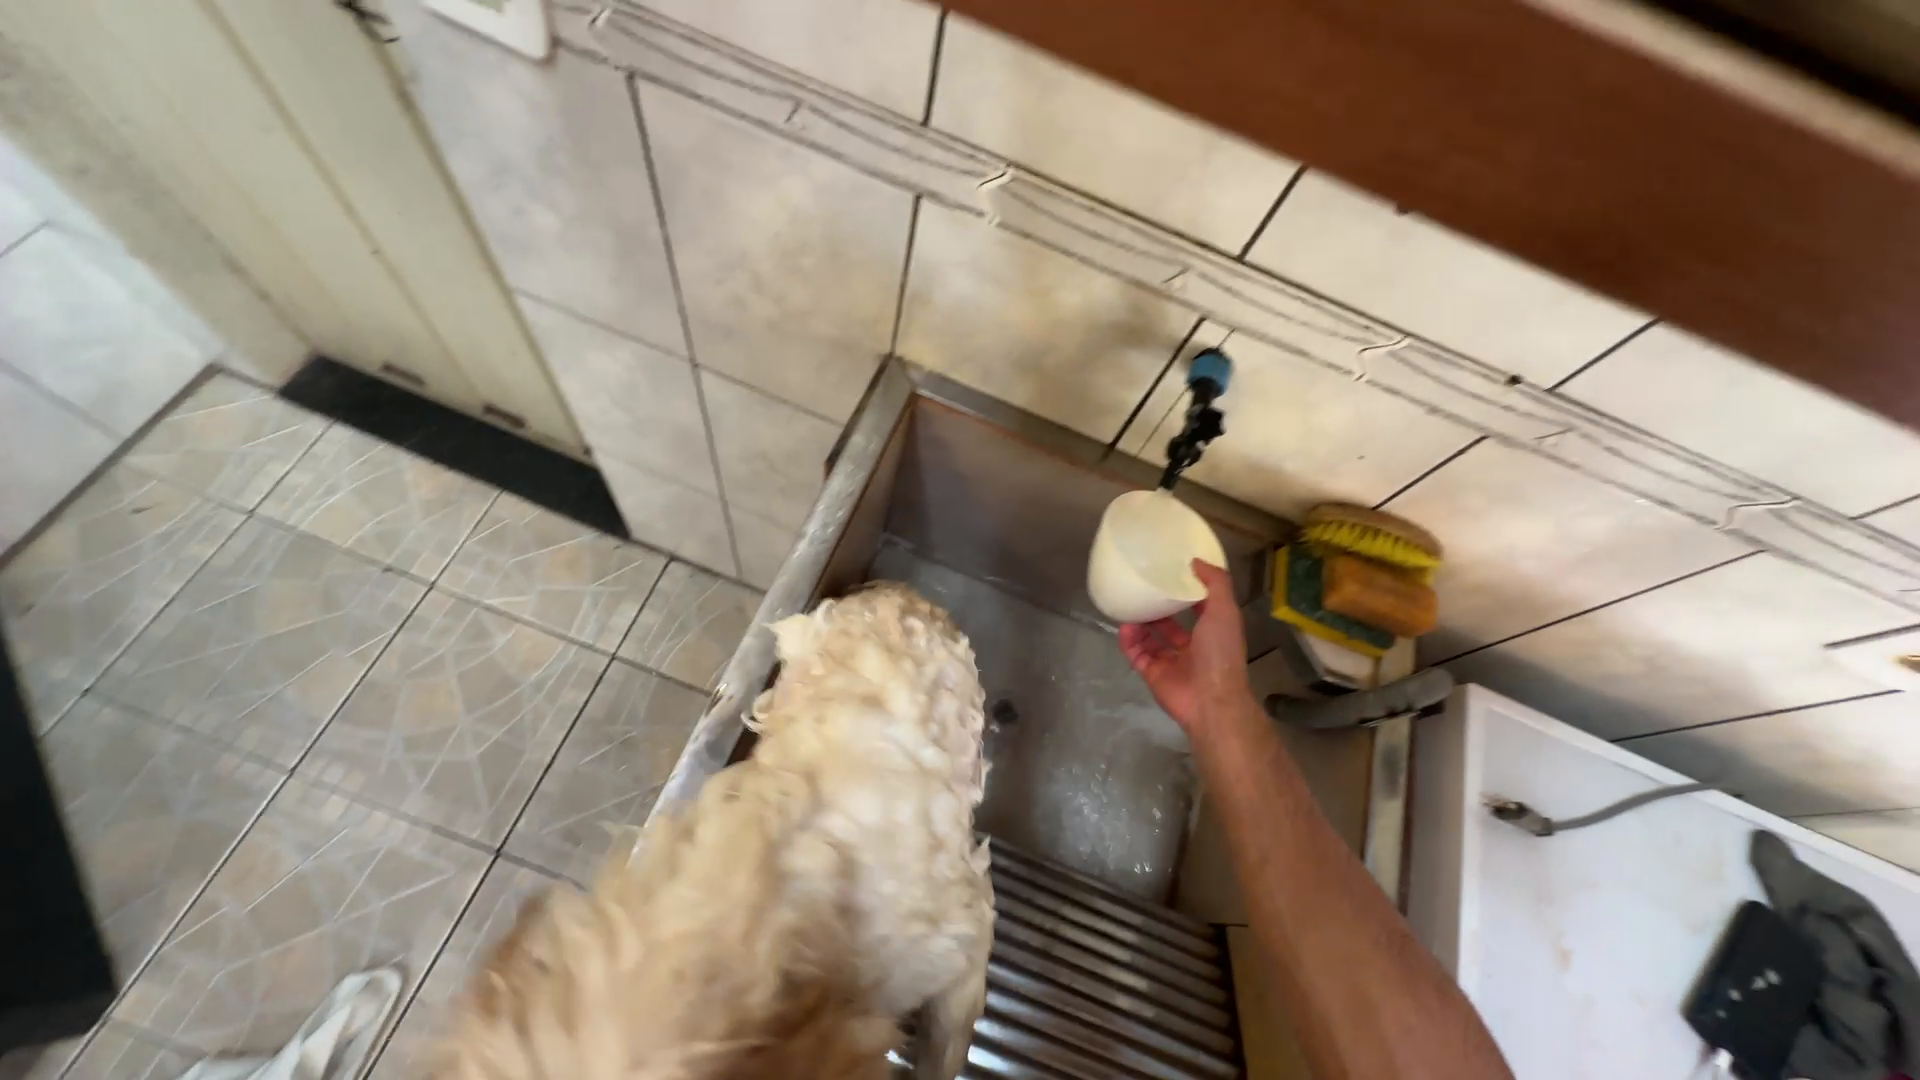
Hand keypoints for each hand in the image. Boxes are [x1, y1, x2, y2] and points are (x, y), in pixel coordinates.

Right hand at [1119, 560, 1250, 734]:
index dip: (1187, 592)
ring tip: (1128, 606)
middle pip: (1171, 624)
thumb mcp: (1224, 610)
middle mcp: (1192, 647)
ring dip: (1140, 623)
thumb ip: (1215, 583)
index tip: (1171, 574)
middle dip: (1157, 608)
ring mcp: (1171, 662)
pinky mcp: (1152, 674)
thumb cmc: (1220, 652)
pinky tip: (1124, 627)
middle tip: (1142, 590)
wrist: (1209, 698)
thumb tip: (1197, 561)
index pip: (1198, 608)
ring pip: (1151, 639)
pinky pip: (1137, 654)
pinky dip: (1129, 641)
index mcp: (1212, 632)